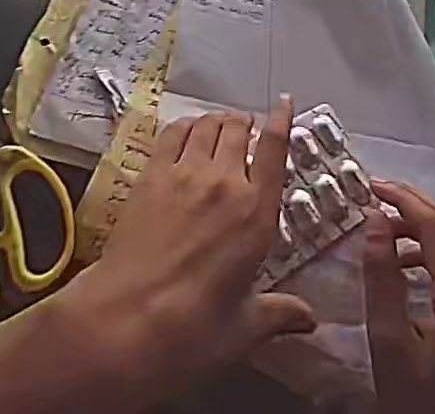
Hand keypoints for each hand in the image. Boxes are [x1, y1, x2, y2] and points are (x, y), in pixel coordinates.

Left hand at [62, 96, 314, 394]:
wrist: (125, 323)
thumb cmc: (190, 330)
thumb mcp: (243, 327)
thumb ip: (279, 314)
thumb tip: (309, 321)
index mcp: (256, 213)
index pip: (274, 149)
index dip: (281, 119)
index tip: (284, 104)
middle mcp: (225, 183)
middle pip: (238, 129)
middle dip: (244, 123)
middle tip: (244, 128)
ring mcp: (187, 175)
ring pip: (208, 125)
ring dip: (217, 120)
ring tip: (218, 125)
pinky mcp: (153, 176)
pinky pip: (173, 134)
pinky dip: (185, 125)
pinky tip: (186, 130)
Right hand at [363, 180, 434, 413]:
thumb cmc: (417, 407)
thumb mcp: (388, 346)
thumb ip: (382, 279)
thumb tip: (376, 224)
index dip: (405, 199)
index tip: (376, 188)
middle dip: (416, 203)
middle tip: (381, 194)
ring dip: (424, 226)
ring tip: (387, 228)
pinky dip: (434, 250)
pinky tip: (407, 260)